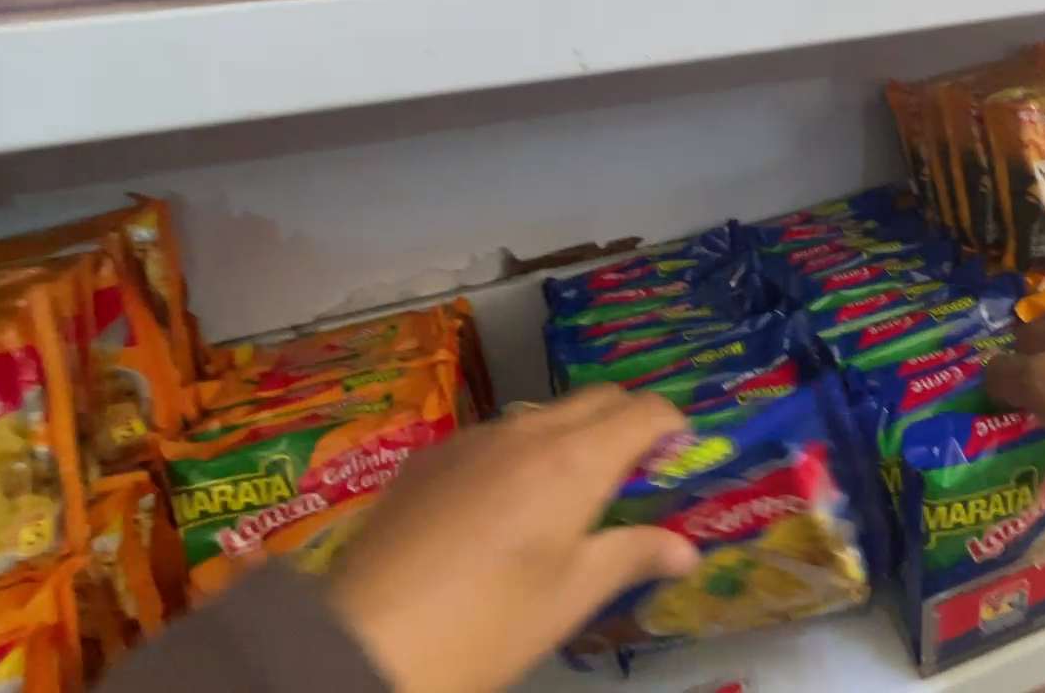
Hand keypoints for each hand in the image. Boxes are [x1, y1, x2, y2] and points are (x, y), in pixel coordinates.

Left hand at [326, 385, 700, 692]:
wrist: (357, 645)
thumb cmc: (484, 629)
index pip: (644, 410)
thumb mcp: (569, 599)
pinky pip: (495, 434)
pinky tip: (495, 509)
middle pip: (598, 398)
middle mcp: (529, 431)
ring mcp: (474, 437)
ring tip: (563, 495)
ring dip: (573, 434)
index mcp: (575, 461)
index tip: (678, 453)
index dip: (671, 424)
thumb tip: (687, 550)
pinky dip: (519, 451)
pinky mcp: (431, 454)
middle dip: (628, 421)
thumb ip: (633, 557)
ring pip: (544, 413)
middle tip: (632, 472)